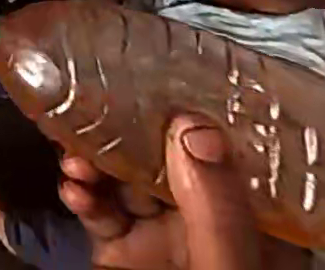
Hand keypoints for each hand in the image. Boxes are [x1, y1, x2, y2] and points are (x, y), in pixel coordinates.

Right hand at [60, 115, 261, 269]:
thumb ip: (215, 211)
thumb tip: (193, 125)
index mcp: (251, 224)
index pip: (228, 147)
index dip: (192, 106)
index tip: (156, 73)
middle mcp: (206, 221)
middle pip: (164, 152)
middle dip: (125, 128)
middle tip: (94, 105)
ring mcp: (162, 235)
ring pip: (124, 173)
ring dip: (94, 157)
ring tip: (75, 157)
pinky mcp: (123, 250)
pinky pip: (99, 207)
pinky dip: (81, 192)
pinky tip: (73, 189)